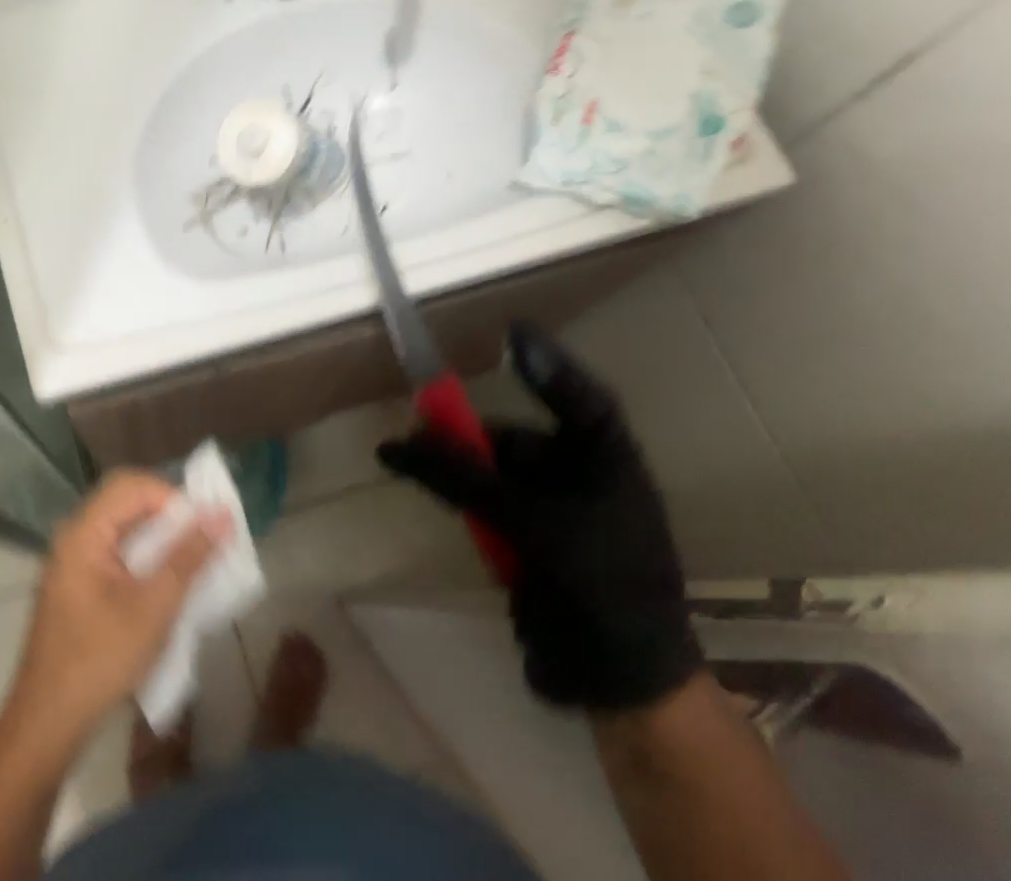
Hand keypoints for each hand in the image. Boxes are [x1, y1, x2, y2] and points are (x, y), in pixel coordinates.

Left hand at [1, 472, 227, 741]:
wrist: (49, 719)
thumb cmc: (101, 659)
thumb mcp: (155, 606)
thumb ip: (189, 556)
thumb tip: (221, 513)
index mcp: (83, 534)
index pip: (131, 485)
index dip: (173, 497)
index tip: (206, 527)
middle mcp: (73, 540)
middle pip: (126, 506)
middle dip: (172, 520)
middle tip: (208, 545)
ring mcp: (71, 566)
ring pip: (124, 534)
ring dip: (162, 545)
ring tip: (197, 568)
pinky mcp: (76, 590)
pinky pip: (116, 559)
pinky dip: (145, 565)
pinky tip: (169, 591)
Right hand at [378, 322, 700, 710]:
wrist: (617, 679)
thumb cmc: (595, 585)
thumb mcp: (527, 523)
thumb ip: (461, 478)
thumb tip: (394, 443)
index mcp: (608, 463)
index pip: (577, 396)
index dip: (543, 365)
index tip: (508, 331)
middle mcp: (585, 482)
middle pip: (518, 440)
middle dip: (468, 435)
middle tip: (416, 432)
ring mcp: (557, 519)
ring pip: (496, 477)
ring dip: (456, 469)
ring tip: (405, 462)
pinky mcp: (531, 550)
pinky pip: (488, 511)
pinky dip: (459, 503)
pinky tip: (427, 493)